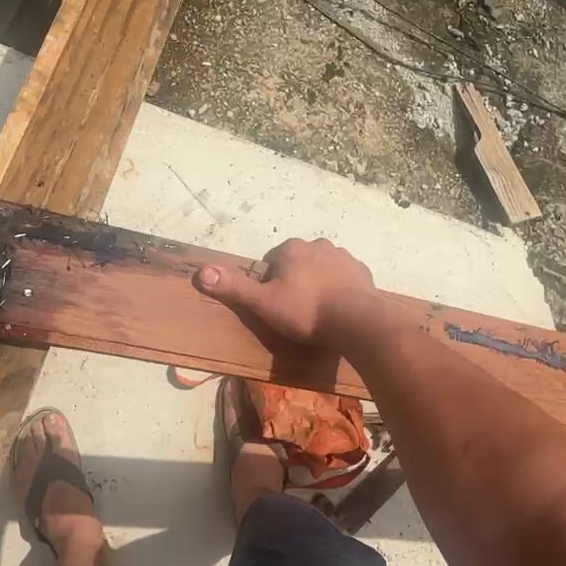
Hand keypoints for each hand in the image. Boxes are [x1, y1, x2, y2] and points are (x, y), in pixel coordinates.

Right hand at [194, 238, 393, 350]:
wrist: (356, 321)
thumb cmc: (305, 311)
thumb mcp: (263, 303)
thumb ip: (234, 287)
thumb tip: (202, 272)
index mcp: (292, 248)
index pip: (273, 262)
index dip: (271, 283)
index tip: (276, 305)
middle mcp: (318, 244)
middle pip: (299, 262)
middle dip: (296, 281)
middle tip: (296, 311)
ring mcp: (343, 256)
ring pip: (323, 268)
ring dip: (319, 284)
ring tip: (319, 313)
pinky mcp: (363, 271)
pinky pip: (346, 278)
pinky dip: (341, 289)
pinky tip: (339, 310)